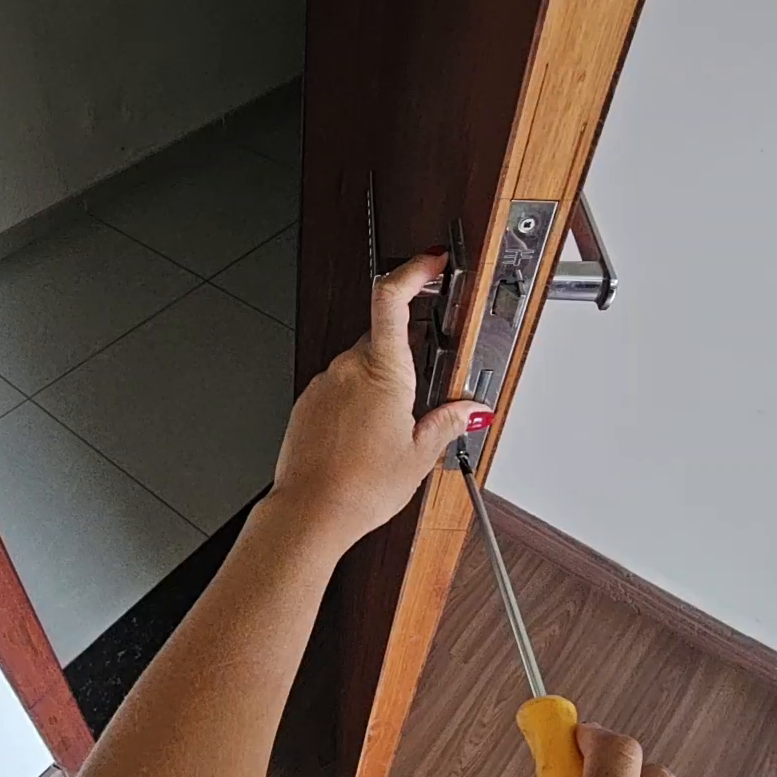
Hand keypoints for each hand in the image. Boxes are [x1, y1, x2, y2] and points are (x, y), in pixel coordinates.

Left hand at [267, 250, 488, 548]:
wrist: (309, 513)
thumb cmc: (358, 489)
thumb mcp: (418, 457)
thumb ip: (447, 422)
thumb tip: (470, 409)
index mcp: (382, 373)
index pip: (392, 299)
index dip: (413, 272)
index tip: (430, 263)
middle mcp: (346, 369)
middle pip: (381, 340)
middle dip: (403, 361)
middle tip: (417, 398)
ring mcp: (323, 384)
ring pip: (358, 367)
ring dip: (377, 387)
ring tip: (386, 433)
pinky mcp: (307, 402)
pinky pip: (337, 388)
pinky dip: (353, 402)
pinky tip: (361, 438)